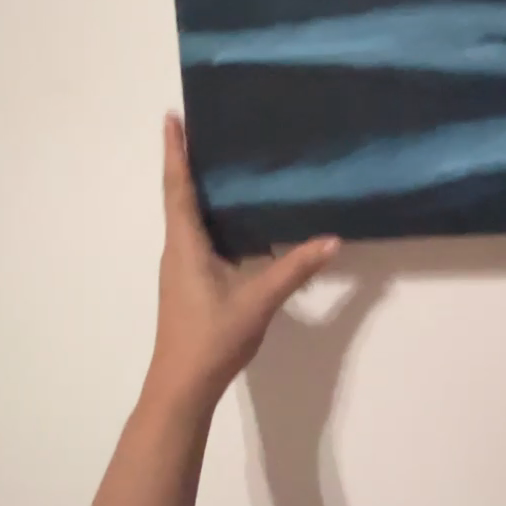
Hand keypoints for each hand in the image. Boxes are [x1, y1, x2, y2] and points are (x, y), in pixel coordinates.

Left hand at [146, 113, 339, 413]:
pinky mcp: (192, 280)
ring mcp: (183, 266)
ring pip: (190, 216)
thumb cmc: (211, 337)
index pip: (178, 188)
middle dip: (188, 160)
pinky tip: (241, 216)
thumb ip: (296, 268)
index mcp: (186, 244)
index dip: (175, 152)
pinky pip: (201, 234)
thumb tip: (334, 238)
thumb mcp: (259, 300)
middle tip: (208, 127)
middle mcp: (179, 249)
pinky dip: (214, 214)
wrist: (182, 388)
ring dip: (201, 187)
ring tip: (226, 161)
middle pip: (180, 195)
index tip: (171, 117)